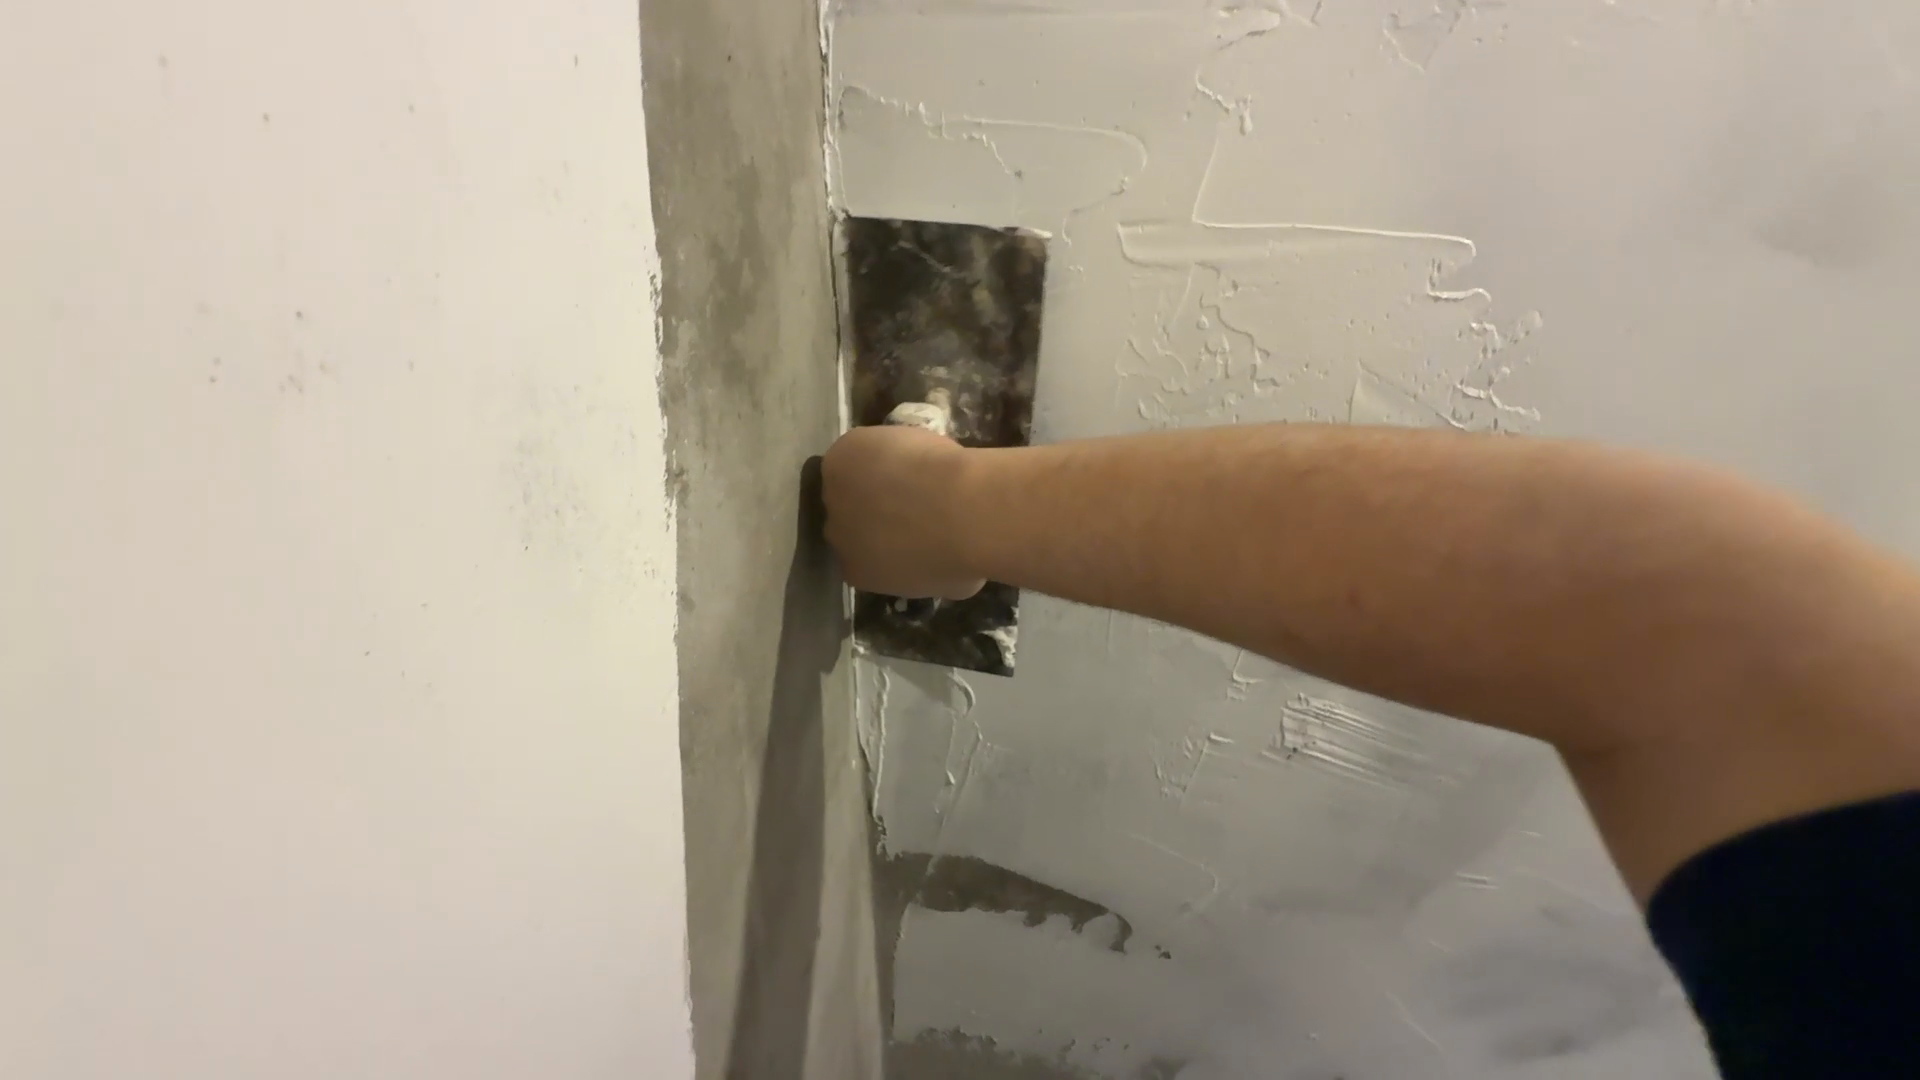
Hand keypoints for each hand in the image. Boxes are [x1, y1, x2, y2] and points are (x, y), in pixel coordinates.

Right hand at [821, 424, 986, 600]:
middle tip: (907, 496)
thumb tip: (933, 559)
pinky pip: (854, 450)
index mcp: (858, 571)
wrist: (959, 511)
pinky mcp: (838, 461)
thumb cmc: (960, 555)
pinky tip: (903, 447)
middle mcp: (837, 537)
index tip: (906, 527)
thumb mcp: (945, 579)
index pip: (858, 556)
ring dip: (871, 475)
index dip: (881, 538)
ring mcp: (834, 497)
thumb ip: (925, 566)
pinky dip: (876, 446)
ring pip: (848, 481)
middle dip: (872, 508)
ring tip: (908, 467)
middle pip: (846, 518)